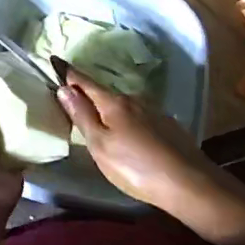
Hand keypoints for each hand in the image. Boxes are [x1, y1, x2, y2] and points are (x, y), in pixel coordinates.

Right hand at [53, 66, 220, 213]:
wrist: (189, 184)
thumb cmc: (136, 167)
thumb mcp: (100, 145)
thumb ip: (82, 115)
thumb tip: (64, 87)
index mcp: (113, 102)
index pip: (84, 81)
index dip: (67, 72)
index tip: (54, 60)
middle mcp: (134, 100)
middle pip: (104, 93)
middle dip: (87, 93)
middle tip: (71, 97)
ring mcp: (154, 112)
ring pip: (123, 105)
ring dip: (108, 109)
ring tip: (97, 119)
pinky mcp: (168, 126)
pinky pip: (138, 116)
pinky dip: (126, 120)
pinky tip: (127, 135)